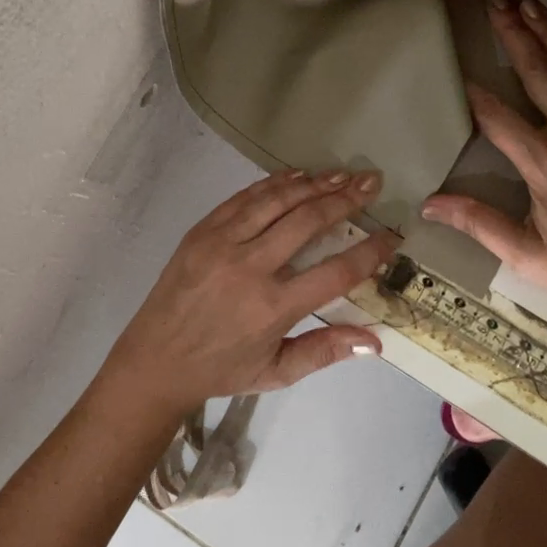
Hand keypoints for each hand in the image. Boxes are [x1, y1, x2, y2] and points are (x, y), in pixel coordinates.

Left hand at [97, 169, 399, 413]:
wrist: (155, 358)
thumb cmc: (221, 369)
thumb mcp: (276, 372)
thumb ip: (325, 351)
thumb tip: (375, 340)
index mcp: (272, 307)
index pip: (336, 271)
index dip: (370, 251)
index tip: (392, 235)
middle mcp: (249, 268)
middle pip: (308, 221)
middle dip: (345, 199)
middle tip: (371, 183)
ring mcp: (222, 244)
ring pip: (277, 201)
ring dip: (313, 184)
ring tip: (342, 174)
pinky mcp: (202, 231)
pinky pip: (244, 198)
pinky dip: (273, 183)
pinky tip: (297, 175)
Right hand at [420, 0, 546, 311]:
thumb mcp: (529, 257)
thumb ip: (479, 224)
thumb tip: (429, 204)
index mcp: (545, 164)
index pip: (497, 117)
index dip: (473, 91)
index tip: (456, 64)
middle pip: (536, 72)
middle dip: (512, 34)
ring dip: (546, 31)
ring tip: (524, 1)